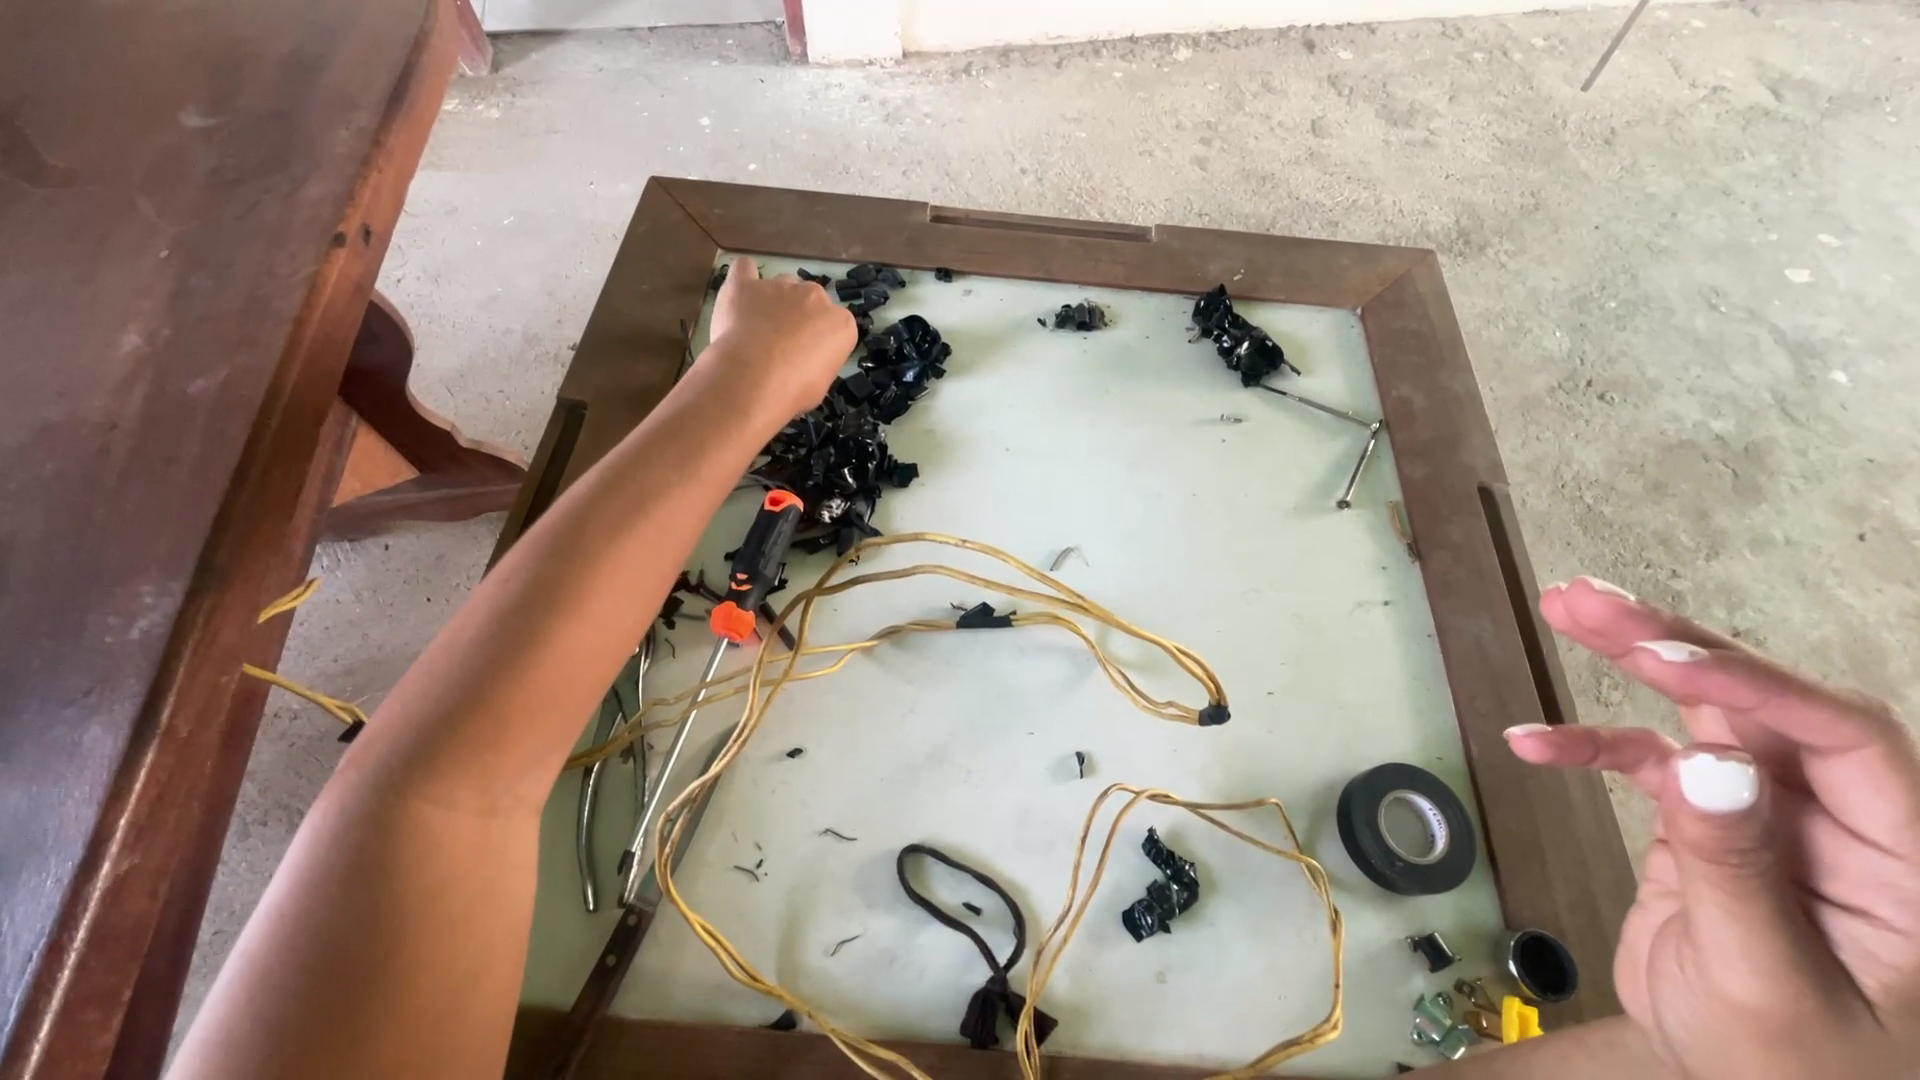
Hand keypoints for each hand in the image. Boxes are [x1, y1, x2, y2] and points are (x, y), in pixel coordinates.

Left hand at [702, 257, 854, 424]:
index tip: (809, 358)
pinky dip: (743, 278)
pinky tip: (740, 294)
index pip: (835, 326)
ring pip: (781, 286)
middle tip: (783, 345)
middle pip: (810, 300)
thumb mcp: (820, 385)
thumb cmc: (793, 390)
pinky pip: (745, 269)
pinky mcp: (746, 284)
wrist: (753, 380)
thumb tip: (803, 363)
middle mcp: (815, 297)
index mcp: (840, 323)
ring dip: (774, 301)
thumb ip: (817, 362)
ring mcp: (780, 286)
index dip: (820, 342)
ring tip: (758, 329)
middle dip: (799, 318)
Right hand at [1503, 578, 1919, 1078]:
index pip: (1843, 739)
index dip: (1754, 687)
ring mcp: (1767, 814)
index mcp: (1907, 859)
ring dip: (1628, 661)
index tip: (1658, 658)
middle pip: (1762, 704)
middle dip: (1673, 645)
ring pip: (1701, 713)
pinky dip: (1586, 748)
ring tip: (1561, 609)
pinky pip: (1645, 764)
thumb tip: (1708, 763)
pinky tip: (1529, 742)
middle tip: (1582, 598)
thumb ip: (1738, 871)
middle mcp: (1843, 817)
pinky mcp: (1702, 822)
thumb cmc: (1790, 1066)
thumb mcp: (1766, 981)